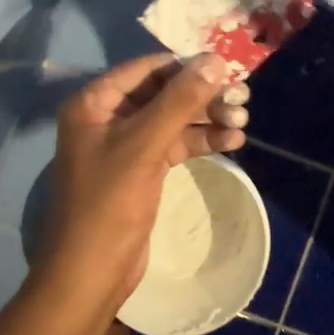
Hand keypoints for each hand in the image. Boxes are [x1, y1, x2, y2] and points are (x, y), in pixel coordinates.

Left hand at [40, 53, 250, 304]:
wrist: (90, 274)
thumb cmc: (107, 203)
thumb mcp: (144, 146)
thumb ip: (180, 101)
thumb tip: (215, 60)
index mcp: (95, 103)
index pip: (147, 69)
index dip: (186, 65)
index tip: (227, 65)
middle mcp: (108, 117)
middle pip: (163, 93)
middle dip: (202, 95)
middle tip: (242, 97)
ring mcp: (126, 145)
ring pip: (173, 119)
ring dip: (207, 118)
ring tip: (243, 120)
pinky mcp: (142, 170)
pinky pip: (175, 145)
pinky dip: (201, 141)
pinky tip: (232, 140)